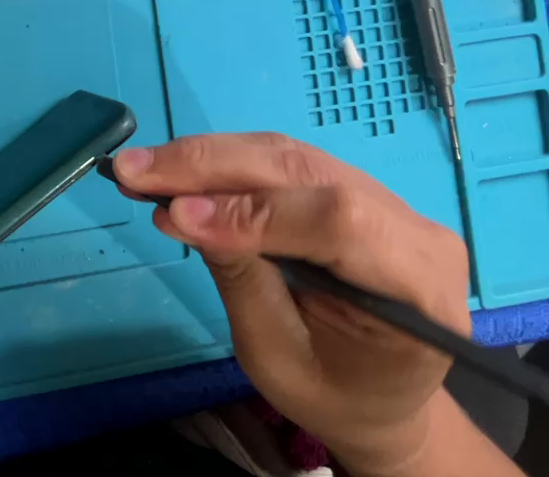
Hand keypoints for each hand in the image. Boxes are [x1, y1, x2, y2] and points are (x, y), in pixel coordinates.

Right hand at [110, 134, 472, 474]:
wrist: (378, 395)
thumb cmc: (333, 393)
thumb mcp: (279, 357)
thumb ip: (240, 279)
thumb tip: (180, 213)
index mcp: (416, 283)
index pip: (337, 222)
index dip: (252, 212)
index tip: (173, 216)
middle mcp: (408, 224)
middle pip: (302, 170)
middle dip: (209, 167)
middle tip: (132, 171)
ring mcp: (380, 195)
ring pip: (284, 153)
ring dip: (205, 158)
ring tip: (143, 169)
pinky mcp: (346, 182)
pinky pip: (280, 159)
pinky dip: (221, 162)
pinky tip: (176, 170)